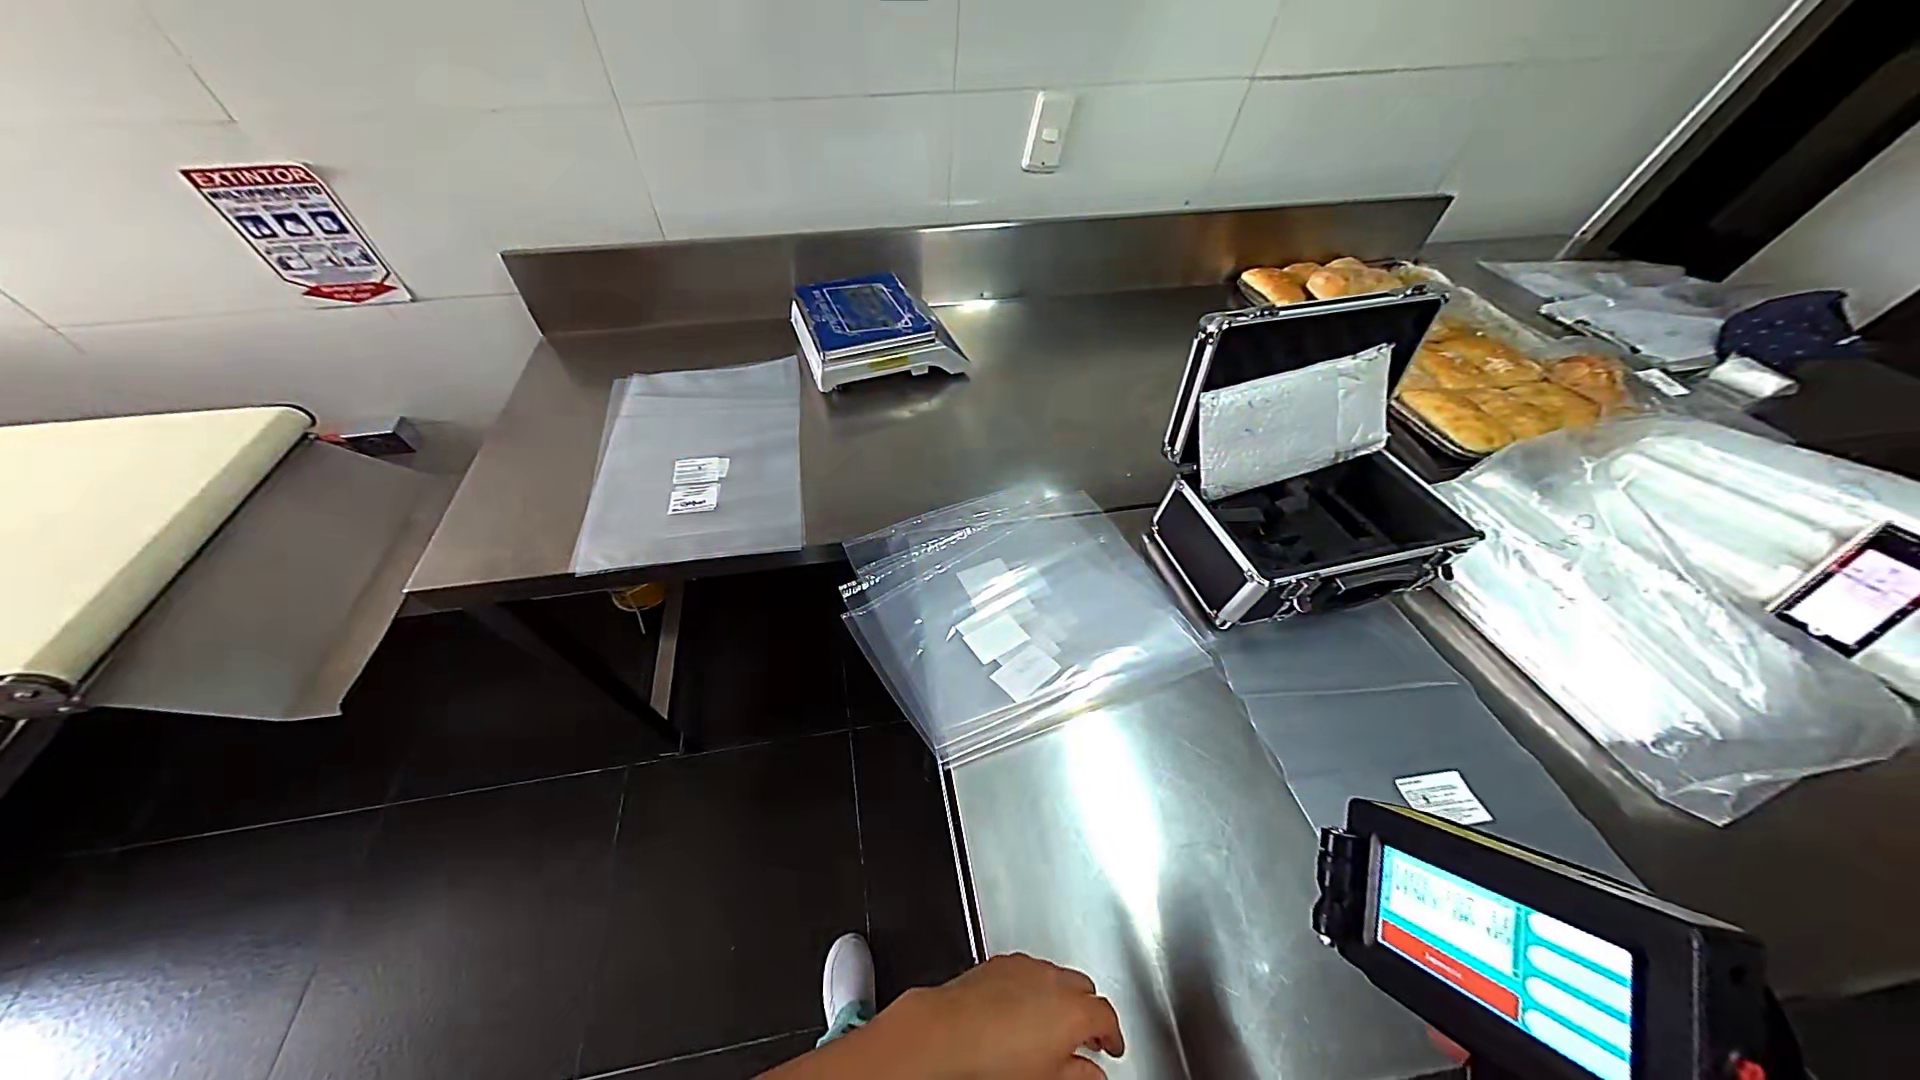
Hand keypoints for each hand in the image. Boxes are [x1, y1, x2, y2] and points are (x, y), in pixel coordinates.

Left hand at [861, 953, 1124, 1078]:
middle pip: (1085, 988)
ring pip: (1057, 975)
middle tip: (1087, 1035)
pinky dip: (1035, 984)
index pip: (1107, 1015)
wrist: (949, 1032)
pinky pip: (1030, 969)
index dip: (1113, 1034)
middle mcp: (1053, 979)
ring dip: (1061, 994)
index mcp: (1073, 1009)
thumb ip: (1080, 1074)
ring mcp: (1027, 965)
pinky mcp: (1002, 960)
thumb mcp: (1050, 1078)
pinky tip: (1023, 1006)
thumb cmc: (995, 1059)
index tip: (1112, 1045)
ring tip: (1053, 1023)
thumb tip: (1093, 1072)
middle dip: (1089, 1009)